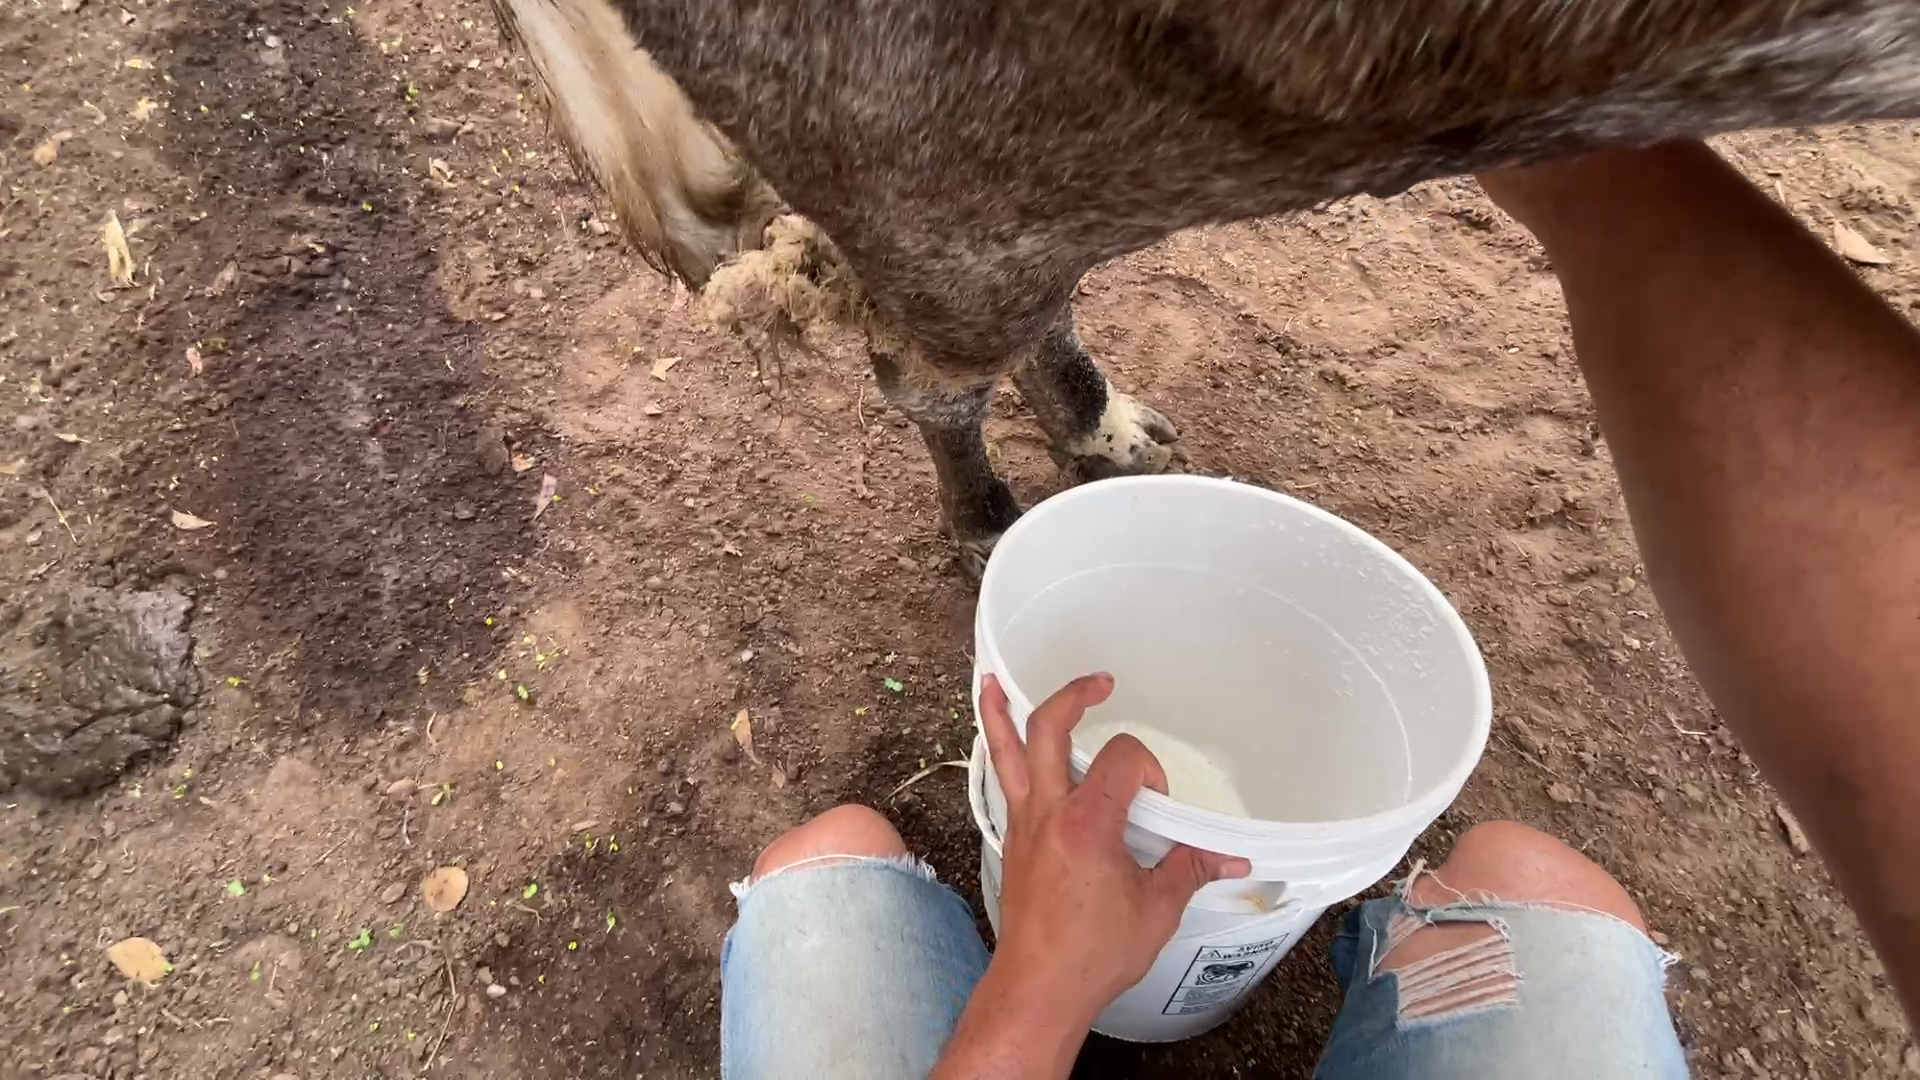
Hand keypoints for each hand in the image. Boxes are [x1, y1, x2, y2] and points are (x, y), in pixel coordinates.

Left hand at [979, 673, 1249, 1021]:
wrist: (1039, 984)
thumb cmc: (1093, 952)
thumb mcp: (1155, 910)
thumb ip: (1189, 869)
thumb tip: (1229, 857)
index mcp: (1088, 822)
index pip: (1121, 759)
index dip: (1147, 768)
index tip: (1157, 799)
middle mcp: (1049, 808)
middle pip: (1049, 728)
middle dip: (1074, 695)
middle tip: (1099, 682)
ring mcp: (1024, 817)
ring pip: (1006, 749)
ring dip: (1000, 710)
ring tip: (993, 680)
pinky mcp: (1013, 832)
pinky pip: (1001, 776)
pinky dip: (998, 748)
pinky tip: (999, 737)